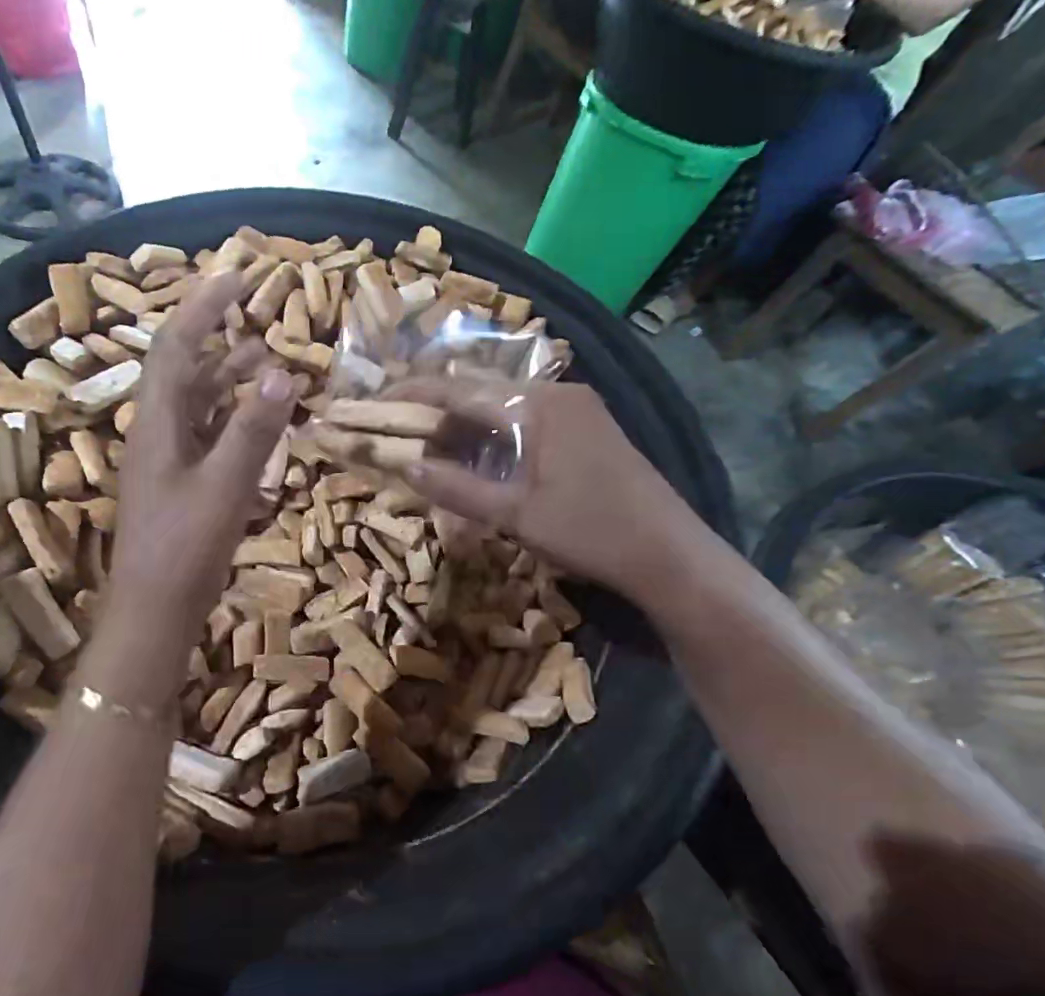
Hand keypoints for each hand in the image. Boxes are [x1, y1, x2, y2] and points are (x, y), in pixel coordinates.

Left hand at [79, 271, 294, 706]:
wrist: (155, 610)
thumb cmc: (184, 548)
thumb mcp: (225, 487)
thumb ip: (253, 431)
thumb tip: (281, 371)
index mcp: (158, 424)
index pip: (176, 346)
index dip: (203, 307)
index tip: (237, 277)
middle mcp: (159, 433)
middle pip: (186, 370)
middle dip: (220, 338)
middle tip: (260, 317)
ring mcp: (171, 461)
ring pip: (200, 404)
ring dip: (231, 379)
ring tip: (269, 360)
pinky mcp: (185, 486)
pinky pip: (211, 436)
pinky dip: (237, 420)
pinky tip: (264, 422)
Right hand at [395, 380, 705, 602]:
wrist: (670, 555)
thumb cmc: (591, 532)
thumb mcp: (516, 514)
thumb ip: (457, 488)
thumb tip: (404, 467)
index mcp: (539, 405)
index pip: (460, 390)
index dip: (412, 395)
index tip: (374, 403)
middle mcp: (557, 394)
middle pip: (482, 395)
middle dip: (437, 416)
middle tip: (397, 440)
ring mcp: (577, 411)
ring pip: (504, 411)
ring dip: (466, 432)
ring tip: (429, 456)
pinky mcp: (587, 431)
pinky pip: (528, 426)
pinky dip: (496, 442)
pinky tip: (479, 465)